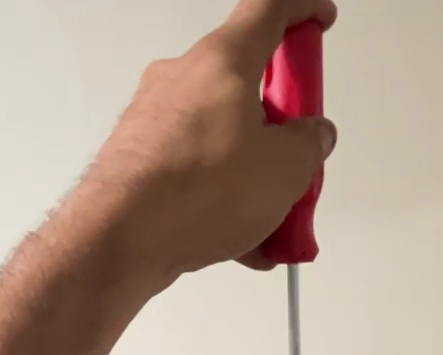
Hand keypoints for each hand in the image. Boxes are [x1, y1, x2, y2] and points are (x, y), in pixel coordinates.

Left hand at [75, 0, 338, 280]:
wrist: (123, 238)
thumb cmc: (195, 192)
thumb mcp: (285, 169)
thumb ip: (309, 144)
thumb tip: (313, 137)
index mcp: (224, 60)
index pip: (270, 10)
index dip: (303, 9)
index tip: (319, 20)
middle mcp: (183, 80)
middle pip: (246, 88)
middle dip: (280, 131)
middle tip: (298, 166)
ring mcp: (156, 121)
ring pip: (220, 142)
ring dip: (252, 180)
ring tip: (272, 227)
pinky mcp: (139, 163)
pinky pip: (194, 176)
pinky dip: (221, 205)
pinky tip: (241, 244)